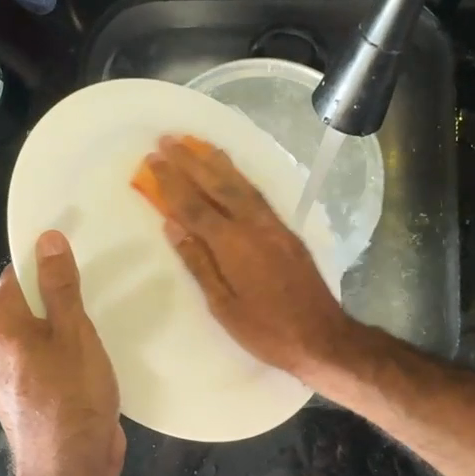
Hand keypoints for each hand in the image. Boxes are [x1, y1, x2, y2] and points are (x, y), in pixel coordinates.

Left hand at [0, 231, 123, 475]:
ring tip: (103, 327)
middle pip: (27, 305)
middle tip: (101, 295)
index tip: (83, 260)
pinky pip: (43, 361)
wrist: (71, 470)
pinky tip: (93, 361)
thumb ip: (60, 285)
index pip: (17, 275)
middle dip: (61, 299)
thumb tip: (47, 239)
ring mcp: (5, 377)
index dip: (49, 264)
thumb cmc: (73, 396)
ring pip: (38, 335)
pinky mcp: (25, 398)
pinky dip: (65, 355)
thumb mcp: (74, 331)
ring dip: (66, 329)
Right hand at [132, 136, 356, 379]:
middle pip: (217, 184)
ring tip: (194, 142)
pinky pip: (256, 192)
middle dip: (190, 160)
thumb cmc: (266, 331)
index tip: (152, 159)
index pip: (193, 205)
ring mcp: (273, 225)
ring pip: (240, 183)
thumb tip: (173, 225)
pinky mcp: (286, 230)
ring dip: (215, 161)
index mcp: (233, 244)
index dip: (171, 182)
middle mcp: (254, 225)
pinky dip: (238, 176)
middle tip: (167, 139)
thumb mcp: (223, 306)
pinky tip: (229, 171)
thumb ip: (198, 263)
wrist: (322, 337)